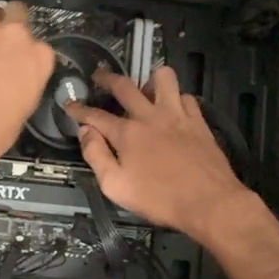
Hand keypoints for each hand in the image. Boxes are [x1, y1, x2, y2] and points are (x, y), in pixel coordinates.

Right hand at [66, 66, 254, 237]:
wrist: (209, 202)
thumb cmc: (159, 199)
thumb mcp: (116, 186)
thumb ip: (96, 156)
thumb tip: (86, 133)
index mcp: (127, 133)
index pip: (95, 115)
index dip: (79, 110)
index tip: (70, 105)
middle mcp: (150, 116)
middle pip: (125, 86)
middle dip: (107, 78)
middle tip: (99, 76)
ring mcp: (177, 115)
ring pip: (163, 78)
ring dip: (150, 80)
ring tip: (145, 90)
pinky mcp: (198, 122)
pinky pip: (186, 97)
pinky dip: (176, 99)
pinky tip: (174, 109)